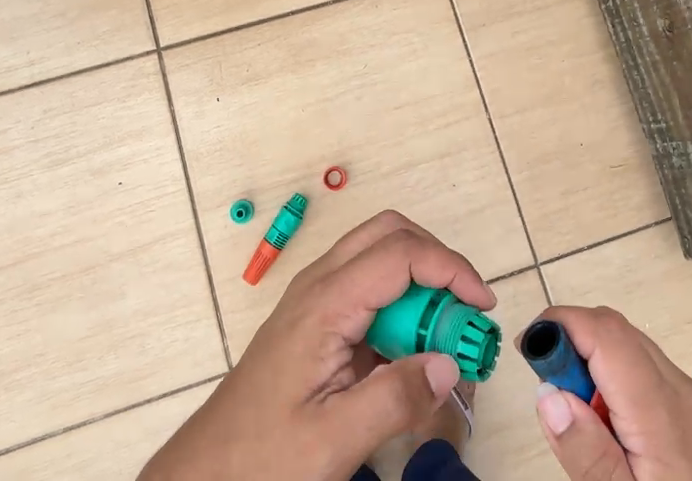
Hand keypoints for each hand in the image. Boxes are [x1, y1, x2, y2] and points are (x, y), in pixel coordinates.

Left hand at [141, 211, 496, 480]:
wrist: (208, 467)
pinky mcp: (318, 318)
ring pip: (379, 255)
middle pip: (389, 233)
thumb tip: (448, 364)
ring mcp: (316, 297)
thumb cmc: (262, 454)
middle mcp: (319, 284)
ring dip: (420, 282)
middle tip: (465, 311)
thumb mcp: (332, 440)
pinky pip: (369, 288)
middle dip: (436, 261)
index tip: (483, 305)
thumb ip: (394, 399)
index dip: (449, 268)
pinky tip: (411, 353)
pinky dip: (402, 305)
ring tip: (445, 337)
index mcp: (324, 303)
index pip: (399, 252)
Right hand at [530, 305, 691, 480]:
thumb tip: (549, 394)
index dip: (561, 325)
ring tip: (588, 432)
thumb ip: (589, 456)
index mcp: (666, 414)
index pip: (607, 333)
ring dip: (599, 370)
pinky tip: (623, 445)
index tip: (528, 352)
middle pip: (621, 336)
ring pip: (640, 357)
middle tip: (551, 398)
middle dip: (575, 347)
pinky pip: (661, 383)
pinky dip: (626, 390)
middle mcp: (691, 396)